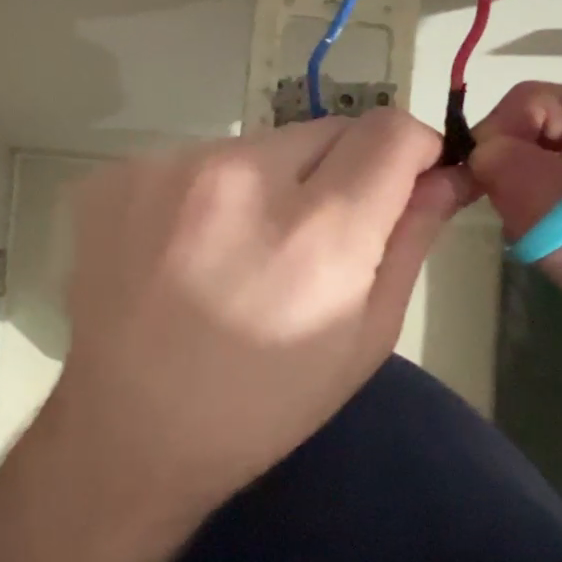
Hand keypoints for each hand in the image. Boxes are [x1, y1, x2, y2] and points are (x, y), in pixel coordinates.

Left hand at [46, 109, 469, 517]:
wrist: (122, 431)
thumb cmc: (257, 408)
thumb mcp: (360, 342)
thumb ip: (409, 243)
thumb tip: (445, 174)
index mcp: (314, 230)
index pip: (389, 131)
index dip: (408, 155)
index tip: (397, 189)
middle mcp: (240, 177)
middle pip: (323, 130)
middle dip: (335, 173)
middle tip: (306, 242)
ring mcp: (165, 169)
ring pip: (254, 145)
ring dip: (263, 184)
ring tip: (234, 254)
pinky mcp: (115, 174)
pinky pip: (190, 161)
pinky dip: (202, 195)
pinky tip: (180, 254)